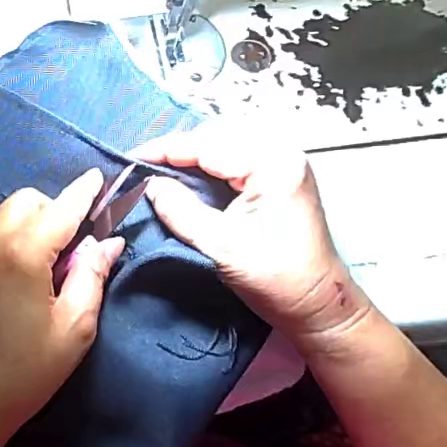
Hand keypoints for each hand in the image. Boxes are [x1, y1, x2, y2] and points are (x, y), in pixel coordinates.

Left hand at [0, 169, 126, 446]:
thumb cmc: (25, 372)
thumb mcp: (74, 329)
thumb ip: (92, 275)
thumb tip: (108, 240)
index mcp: (21, 254)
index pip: (61, 209)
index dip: (83, 193)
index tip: (97, 178)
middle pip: (26, 202)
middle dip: (53, 211)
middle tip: (70, 248)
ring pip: (3, 218)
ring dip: (29, 228)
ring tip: (41, 270)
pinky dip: (6, 245)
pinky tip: (12, 283)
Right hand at [133, 128, 371, 354]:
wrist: (317, 307)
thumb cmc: (278, 279)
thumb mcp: (220, 245)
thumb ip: (180, 210)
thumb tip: (148, 185)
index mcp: (272, 164)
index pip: (205, 145)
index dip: (163, 150)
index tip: (129, 161)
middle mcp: (280, 155)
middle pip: (213, 138)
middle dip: (174, 151)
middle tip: (140, 169)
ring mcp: (280, 166)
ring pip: (221, 148)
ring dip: (188, 158)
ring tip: (156, 173)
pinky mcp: (275, 180)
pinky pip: (231, 162)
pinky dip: (204, 168)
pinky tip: (183, 180)